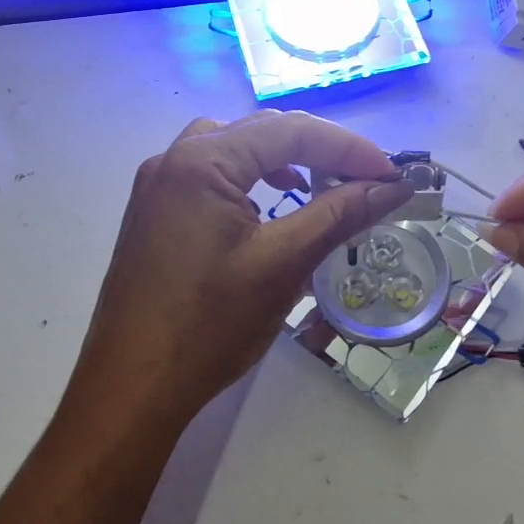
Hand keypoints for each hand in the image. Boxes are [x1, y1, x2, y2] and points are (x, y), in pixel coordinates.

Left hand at [66, 112, 413, 427]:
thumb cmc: (208, 326)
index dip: (349, 148)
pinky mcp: (155, 216)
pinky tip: (271, 206)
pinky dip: (252, 179)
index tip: (392, 175)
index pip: (291, 133)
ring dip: (285, 159)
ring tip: (322, 184)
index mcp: (201, 163)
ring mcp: (158, 188)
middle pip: (262, 133)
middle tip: (368, 179)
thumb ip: (340, 214)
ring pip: (235, 148)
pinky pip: (213, 175)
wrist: (130, 391)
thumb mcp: (283, 265)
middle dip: (321, 151)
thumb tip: (393, 187)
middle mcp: (174, 161)